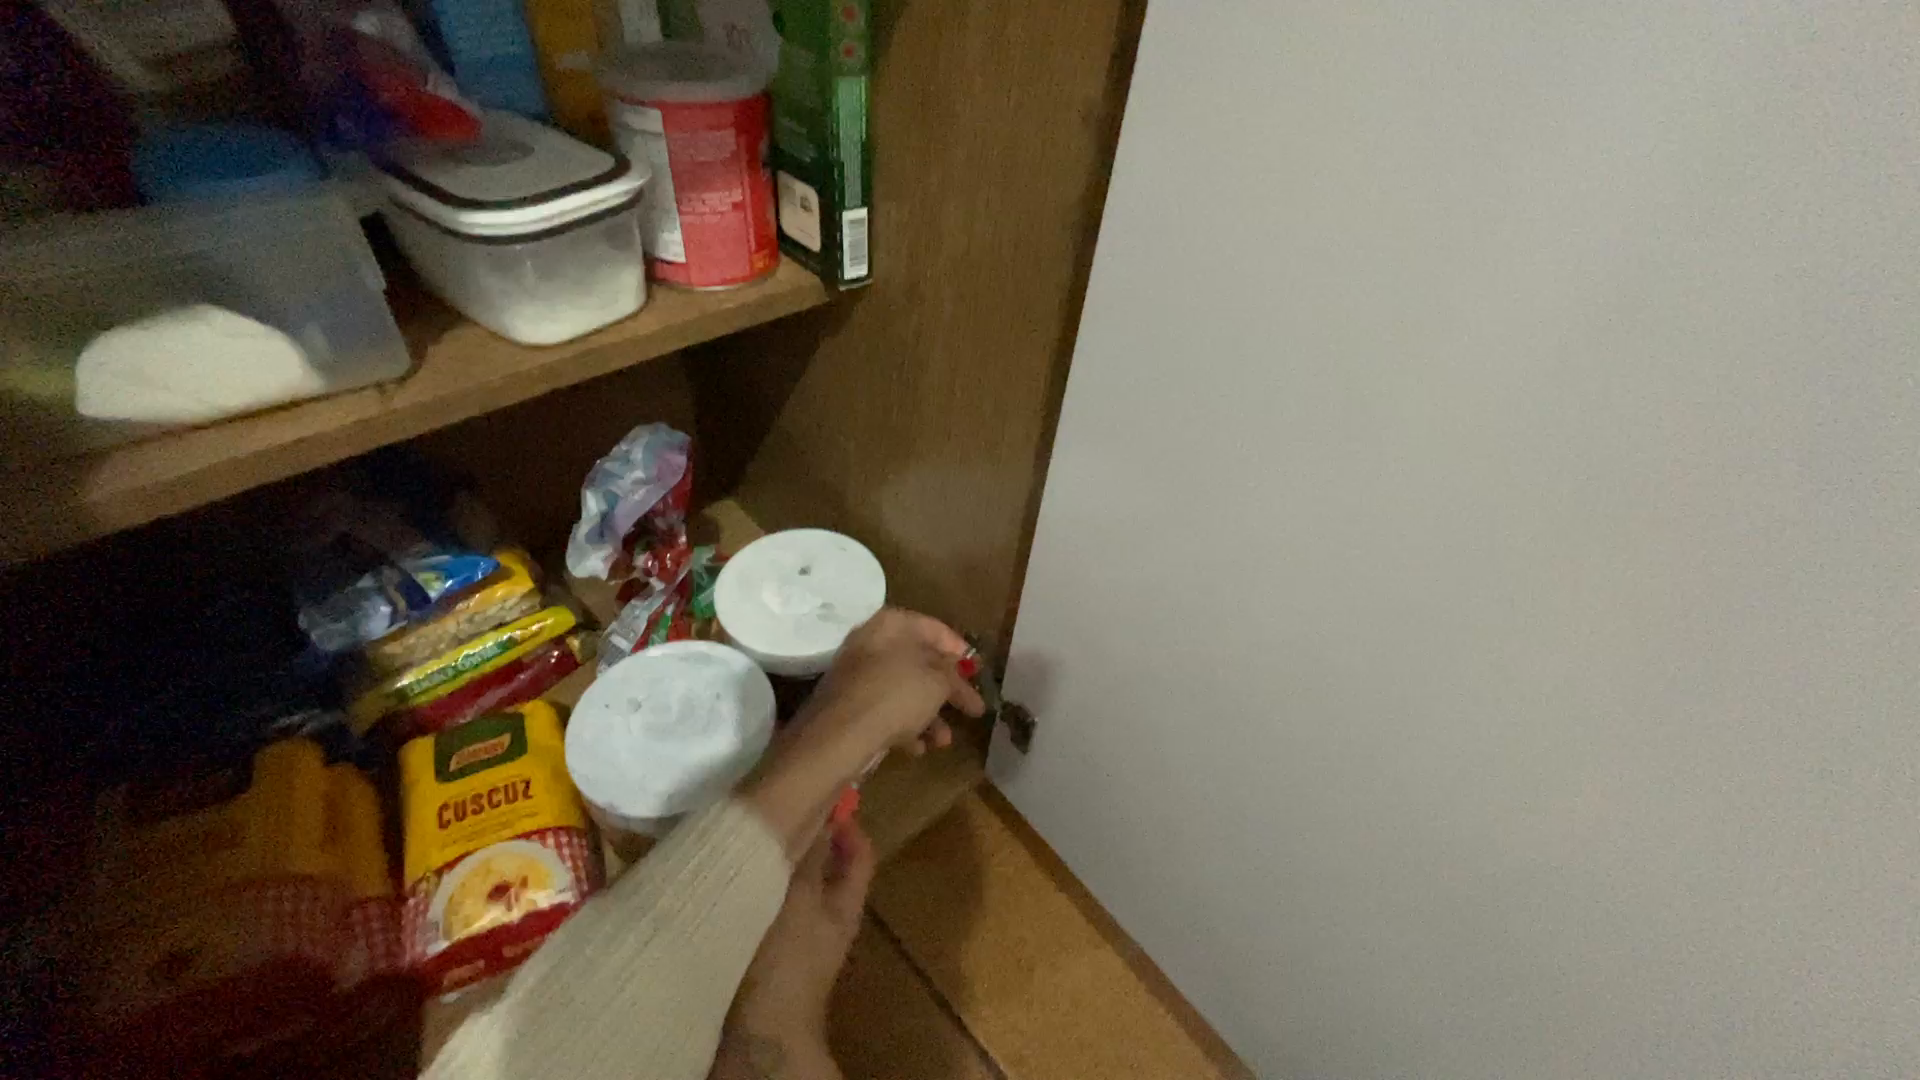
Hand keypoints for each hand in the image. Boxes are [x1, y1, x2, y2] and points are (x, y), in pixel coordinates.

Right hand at [710, 819, 874, 1079]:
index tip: (825, 795)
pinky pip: (760, 907)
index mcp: (843, 905)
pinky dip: (749, 889)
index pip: (858, 854)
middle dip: (803, 839)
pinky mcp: (761, 952)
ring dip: (772, 864)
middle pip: (821, 868)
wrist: (755, 1040)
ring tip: (746, 836)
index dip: (848, 824)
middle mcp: (822, 918)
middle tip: (777, 810)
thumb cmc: (786, 964)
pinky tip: (726, 877)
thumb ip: (811, 858)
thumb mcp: (802, 901)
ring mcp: (792, 938)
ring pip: (787, 886)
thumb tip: (824, 813)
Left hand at [745, 608, 984, 858]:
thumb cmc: (896, 695)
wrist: (841, 734)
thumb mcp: (938, 681)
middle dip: (948, 690)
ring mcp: (859, 675)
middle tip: (973, 708)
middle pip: (920, 663)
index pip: (935, 628)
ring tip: (945, 741)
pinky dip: (905, 726)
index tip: (978, 669)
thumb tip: (954, 672)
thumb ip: (952, 673)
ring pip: (904, 690)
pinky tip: (919, 748)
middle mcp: (873, 643)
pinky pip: (886, 710)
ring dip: (930, 715)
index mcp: (892, 625)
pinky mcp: (851, 705)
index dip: (960, 649)